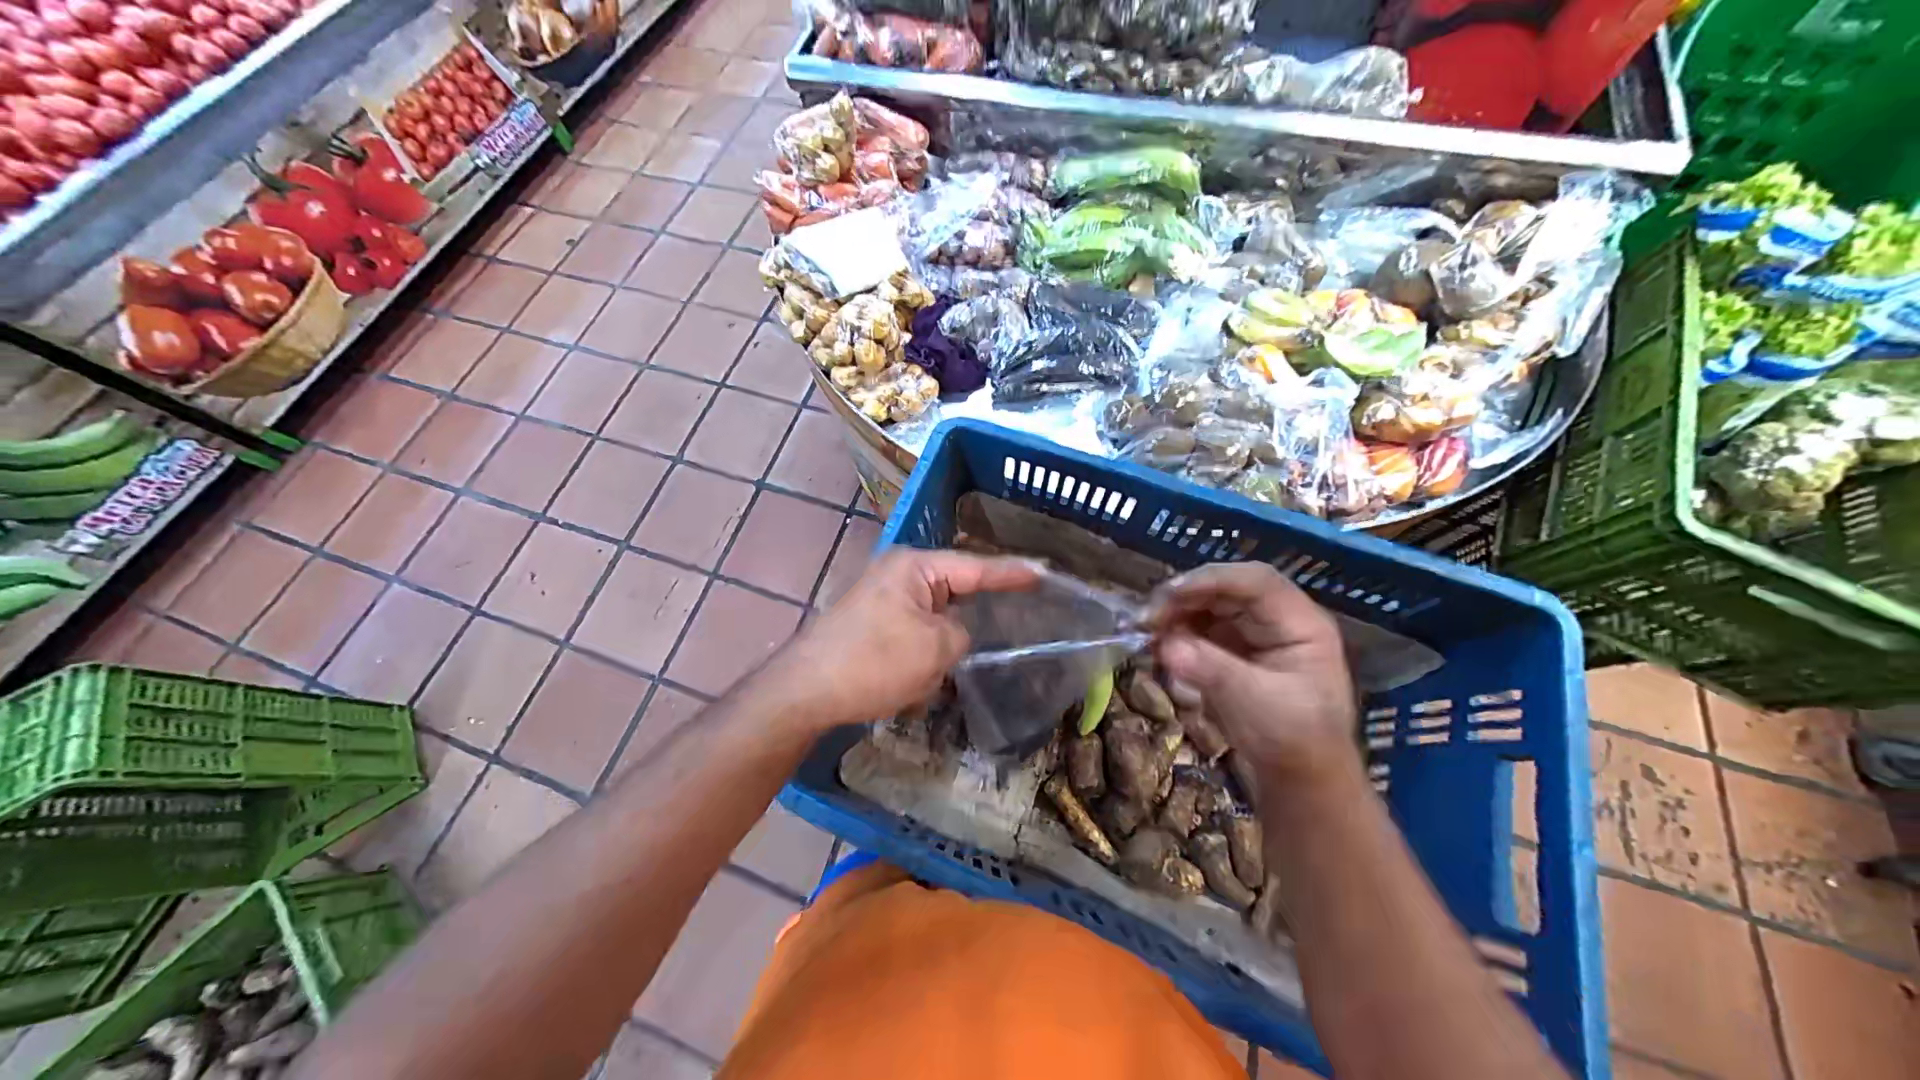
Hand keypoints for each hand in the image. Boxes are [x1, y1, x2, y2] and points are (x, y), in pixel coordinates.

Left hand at [758, 549, 1040, 731]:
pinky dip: (926, 652)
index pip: (975, 567)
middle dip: (977, 610)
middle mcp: (898, 574)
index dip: (1012, 573)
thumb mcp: (935, 649)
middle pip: (955, 588)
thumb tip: (955, 634)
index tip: (1044, 572)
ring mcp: (882, 599)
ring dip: (947, 642)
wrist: (805, 691)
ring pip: (935, 617)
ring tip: (965, 655)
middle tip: (1019, 610)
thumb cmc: (873, 663)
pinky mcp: (872, 625)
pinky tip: (929, 674)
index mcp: (915, 567)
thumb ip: (962, 633)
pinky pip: (915, 632)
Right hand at [1149, 563, 1358, 788]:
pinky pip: (1201, 626)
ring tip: (1145, 632)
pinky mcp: (1234, 648)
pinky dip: (1177, 632)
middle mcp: (1277, 618)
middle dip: (1184, 597)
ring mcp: (1254, 632)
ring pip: (1208, 604)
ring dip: (1175, 613)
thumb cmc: (1292, 739)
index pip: (1255, 581)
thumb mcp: (1254, 705)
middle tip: (1146, 618)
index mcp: (1300, 623)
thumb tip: (1166, 645)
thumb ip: (1211, 670)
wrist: (1302, 778)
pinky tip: (1156, 644)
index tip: (1170, 593)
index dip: (1211, 579)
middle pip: (1226, 589)